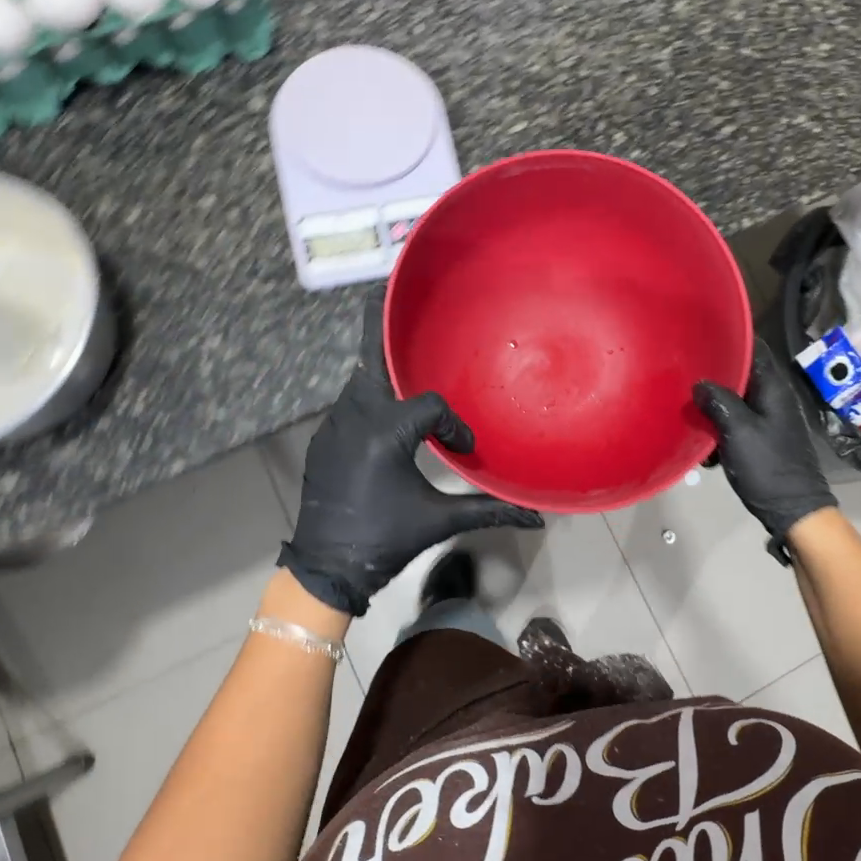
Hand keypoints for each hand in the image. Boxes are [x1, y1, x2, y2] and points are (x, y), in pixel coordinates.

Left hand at [277, 294, 543, 616]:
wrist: (324, 567)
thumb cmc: (384, 541)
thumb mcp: (437, 521)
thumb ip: (486, 511)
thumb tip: (536, 517)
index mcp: (384, 432)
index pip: (430, 406)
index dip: (453, 426)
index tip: (463, 452)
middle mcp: (353, 418)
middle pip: (371, 358)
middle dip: (383, 326)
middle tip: (394, 293)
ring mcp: (332, 426)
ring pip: (359, 381)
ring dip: (382, 367)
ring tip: (401, 351)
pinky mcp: (323, 439)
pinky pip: (349, 403)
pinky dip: (369, 393)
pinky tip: (385, 404)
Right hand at [694, 340, 836, 552]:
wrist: (792, 509)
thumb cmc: (767, 465)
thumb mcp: (738, 431)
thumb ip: (719, 402)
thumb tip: (700, 384)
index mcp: (773, 388)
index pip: (754, 349)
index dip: (730, 341)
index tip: (700, 339)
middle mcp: (773, 398)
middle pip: (741, 375)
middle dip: (714, 377)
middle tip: (683, 376)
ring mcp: (769, 420)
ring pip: (735, 402)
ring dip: (713, 408)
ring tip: (688, 413)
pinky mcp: (763, 440)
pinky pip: (736, 425)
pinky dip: (720, 430)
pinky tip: (704, 446)